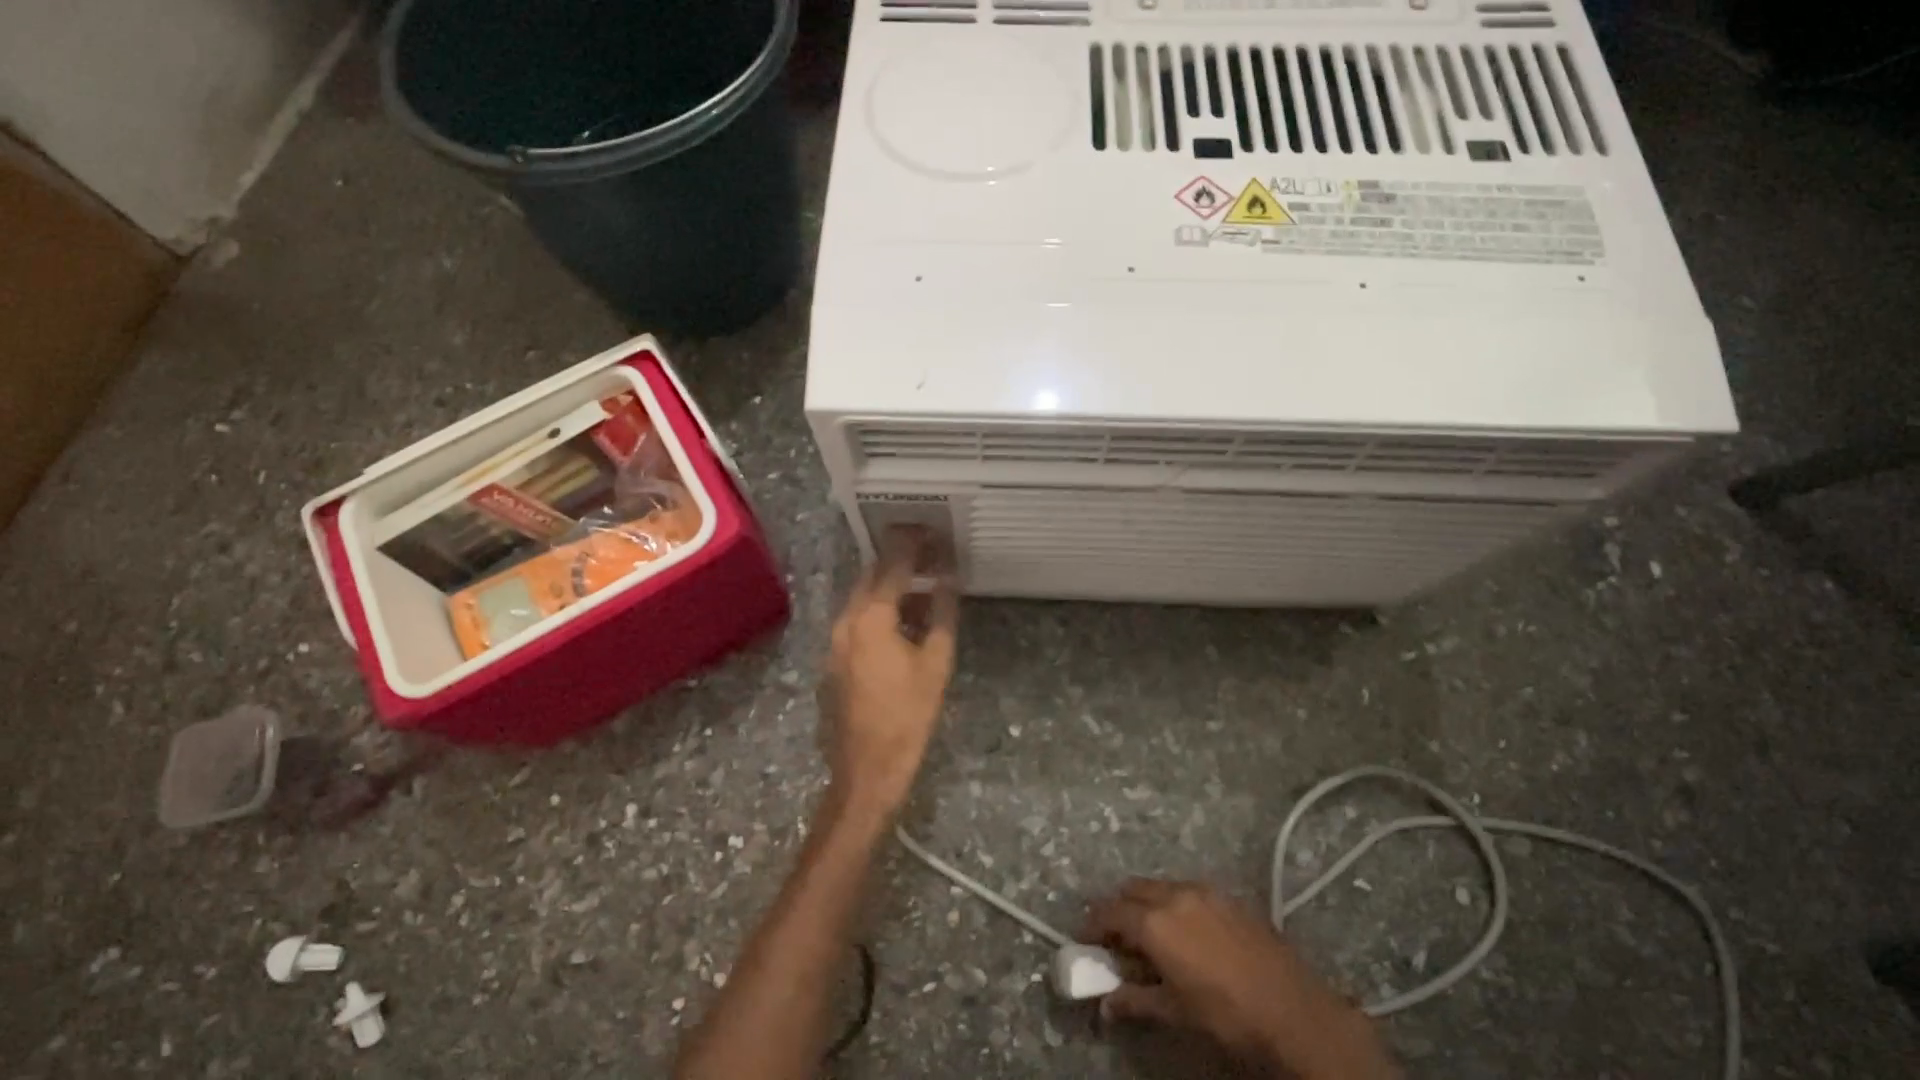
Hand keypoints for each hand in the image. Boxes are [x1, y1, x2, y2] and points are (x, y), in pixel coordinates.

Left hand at [820, 533, 957, 818]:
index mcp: (871, 618)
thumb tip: (948, 581)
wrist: (866, 769)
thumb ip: (942, 615)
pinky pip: (856, 623)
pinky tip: (902, 626)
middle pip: (871, 578)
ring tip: (923, 590)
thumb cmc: (908, 716)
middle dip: (898, 563)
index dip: (913, 545)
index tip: (931, 531)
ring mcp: (834, 642)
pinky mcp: (833, 662)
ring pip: (862, 601)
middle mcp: (845, 621)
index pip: (893, 566)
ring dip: (889, 590)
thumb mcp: (936, 664)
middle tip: (929, 556)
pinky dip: (878, 613)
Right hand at [1083, 879, 1397, 1079]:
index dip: (1092, 924)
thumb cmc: (1226, 1014)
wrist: (1294, 1011)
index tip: (1086, 940)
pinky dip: (1178, 904)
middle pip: (1133, 889)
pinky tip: (1189, 934)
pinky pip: (1192, 892)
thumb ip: (1134, 1000)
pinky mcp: (1233, 899)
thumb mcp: (1174, 1012)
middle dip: (1119, 908)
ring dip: (1149, 903)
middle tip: (1117, 937)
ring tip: (1153, 935)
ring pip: (1164, 887)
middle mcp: (1177, 895)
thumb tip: (1107, 1003)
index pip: (1109, 912)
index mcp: (1154, 922)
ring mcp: (1208, 893)